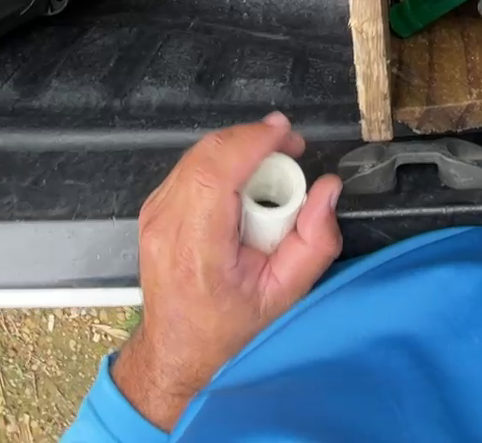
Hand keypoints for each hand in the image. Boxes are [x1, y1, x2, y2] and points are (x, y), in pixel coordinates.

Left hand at [112, 112, 343, 428]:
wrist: (176, 347)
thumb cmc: (230, 325)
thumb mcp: (284, 295)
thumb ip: (314, 242)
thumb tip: (327, 188)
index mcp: (196, 248)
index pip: (215, 173)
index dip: (252, 142)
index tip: (286, 134)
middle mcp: (167, 222)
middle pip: (208, 154)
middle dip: (253, 138)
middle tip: (291, 145)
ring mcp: (154, 210)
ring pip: (199, 153)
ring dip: (239, 146)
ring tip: (273, 157)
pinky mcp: (153, 205)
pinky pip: (191, 164)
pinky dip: (222, 158)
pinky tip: (245, 172)